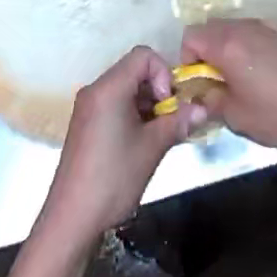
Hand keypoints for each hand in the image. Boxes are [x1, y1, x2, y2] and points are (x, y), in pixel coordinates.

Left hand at [40, 47, 205, 242]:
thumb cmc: (113, 178)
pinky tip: (144, 141)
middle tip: (171, 119)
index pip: (143, 56)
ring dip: (149, 104)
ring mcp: (89, 108)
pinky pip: (116, 105)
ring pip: (128, 89)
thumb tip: (204, 109)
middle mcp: (95, 91)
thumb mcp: (152, 147)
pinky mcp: (87, 125)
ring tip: (160, 134)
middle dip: (160, 90)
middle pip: (135, 70)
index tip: (169, 104)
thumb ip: (179, 121)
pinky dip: (135, 114)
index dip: (163, 74)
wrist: (72, 220)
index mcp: (108, 89)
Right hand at [180, 19, 276, 148]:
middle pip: (208, 29)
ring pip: (228, 30)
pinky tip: (253, 73)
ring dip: (221, 49)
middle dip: (202, 53)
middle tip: (212, 81)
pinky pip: (247, 34)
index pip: (190, 36)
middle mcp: (243, 29)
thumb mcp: (235, 116)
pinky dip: (240, 48)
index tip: (197, 83)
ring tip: (233, 78)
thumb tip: (200, 92)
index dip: (186, 60)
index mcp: (227, 45)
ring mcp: (263, 29)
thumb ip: (209, 99)